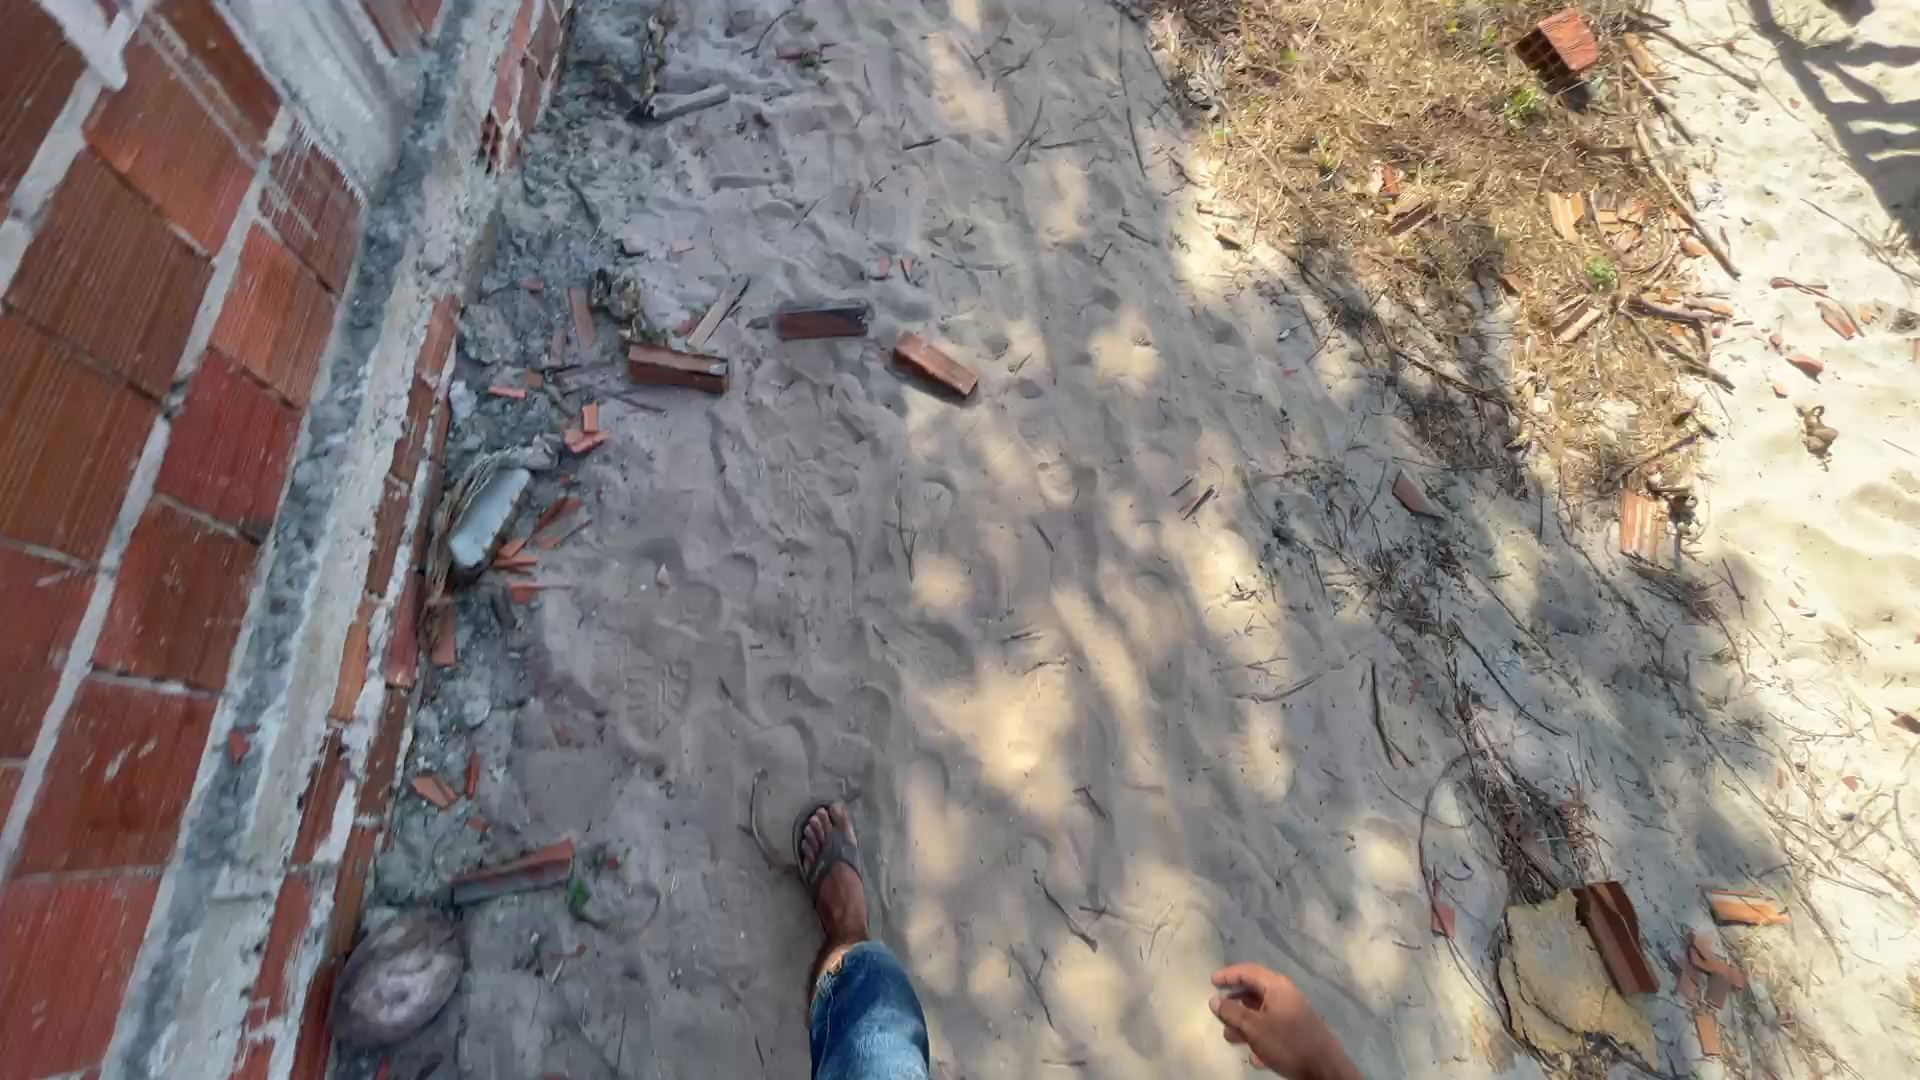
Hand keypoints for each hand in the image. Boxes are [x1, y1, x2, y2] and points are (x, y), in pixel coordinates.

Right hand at [1209, 964, 1361, 1079]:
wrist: (1326, 1072)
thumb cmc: (1288, 1042)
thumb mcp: (1254, 1027)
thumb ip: (1231, 1012)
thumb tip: (1214, 999)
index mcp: (1276, 986)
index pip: (1247, 971)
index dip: (1228, 975)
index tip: (1211, 982)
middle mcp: (1285, 996)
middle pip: (1254, 993)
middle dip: (1234, 1005)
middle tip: (1219, 1011)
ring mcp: (1293, 1015)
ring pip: (1262, 1014)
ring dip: (1244, 1025)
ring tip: (1230, 1037)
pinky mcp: (1298, 1035)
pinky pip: (1273, 1030)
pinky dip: (1260, 1038)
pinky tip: (1254, 1055)